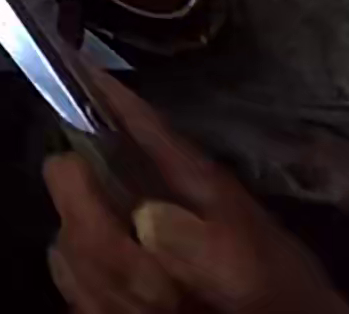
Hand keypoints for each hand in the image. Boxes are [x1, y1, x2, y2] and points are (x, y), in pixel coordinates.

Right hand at [43, 71, 348, 313]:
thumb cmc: (288, 308)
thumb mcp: (272, 279)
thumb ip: (217, 249)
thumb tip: (146, 220)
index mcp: (179, 177)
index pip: (125, 114)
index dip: (88, 84)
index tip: (59, 60)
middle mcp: (134, 196)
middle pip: (67, 172)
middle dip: (97, 231)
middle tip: (157, 289)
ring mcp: (113, 237)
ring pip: (63, 232)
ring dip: (108, 281)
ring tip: (164, 312)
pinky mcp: (99, 278)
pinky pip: (66, 275)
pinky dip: (97, 301)